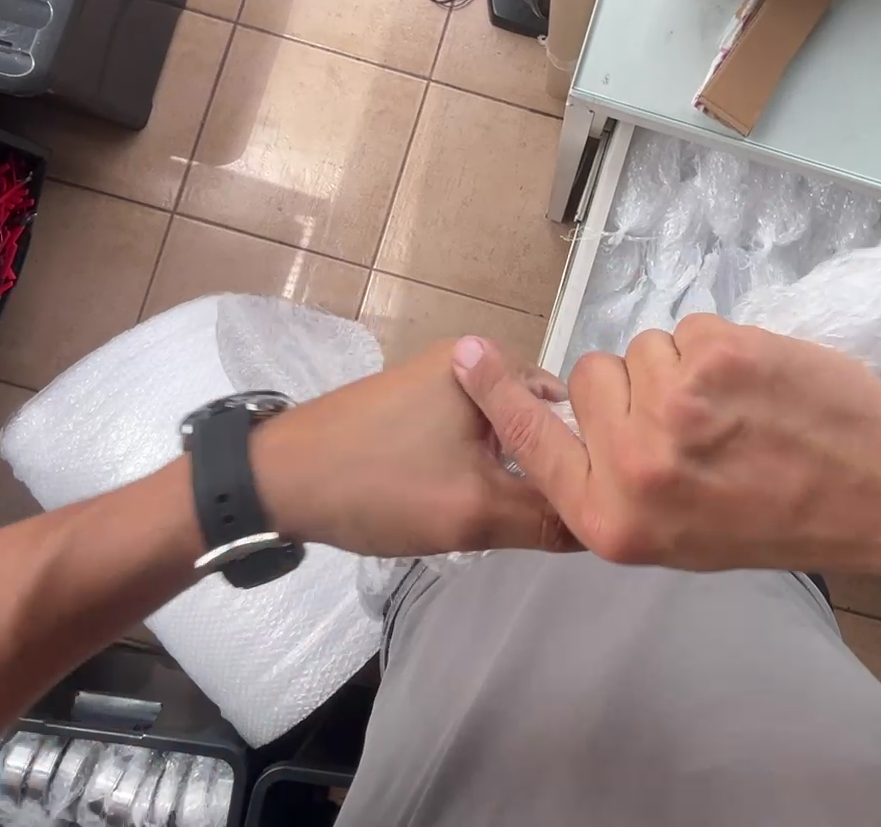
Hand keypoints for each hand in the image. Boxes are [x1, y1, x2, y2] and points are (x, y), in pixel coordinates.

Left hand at [248, 339, 579, 557]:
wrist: (275, 481)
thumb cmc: (378, 484)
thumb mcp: (473, 511)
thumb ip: (548, 519)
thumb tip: (605, 524)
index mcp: (491, 360)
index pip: (573, 412)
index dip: (585, 463)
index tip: (587, 509)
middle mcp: (472, 356)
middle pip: (540, 422)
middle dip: (546, 471)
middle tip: (542, 521)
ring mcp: (442, 378)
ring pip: (507, 432)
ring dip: (514, 472)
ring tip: (508, 515)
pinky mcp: (420, 401)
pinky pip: (476, 434)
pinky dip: (484, 466)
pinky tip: (473, 500)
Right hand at [451, 315, 880, 575]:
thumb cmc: (775, 519)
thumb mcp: (673, 536)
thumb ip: (611, 483)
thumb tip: (575, 418)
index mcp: (613, 518)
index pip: (534, 441)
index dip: (497, 395)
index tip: (464, 355)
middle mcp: (634, 465)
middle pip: (592, 376)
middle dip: (632, 387)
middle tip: (689, 421)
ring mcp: (676, 406)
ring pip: (644, 347)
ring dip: (680, 368)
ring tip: (731, 411)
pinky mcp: (719, 356)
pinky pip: (689, 328)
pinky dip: (718, 348)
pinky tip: (756, 386)